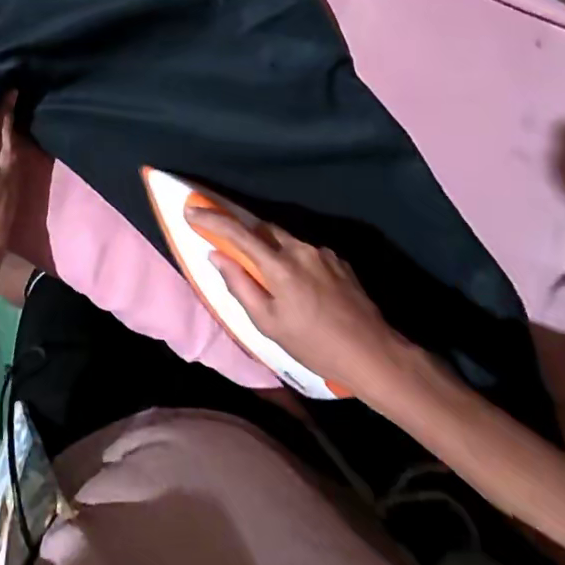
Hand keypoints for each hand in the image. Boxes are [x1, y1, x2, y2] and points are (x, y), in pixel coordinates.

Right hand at [185, 208, 407, 397]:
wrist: (374, 353)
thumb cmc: (314, 344)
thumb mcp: (268, 323)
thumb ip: (240, 285)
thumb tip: (217, 256)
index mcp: (279, 265)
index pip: (238, 233)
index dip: (212, 220)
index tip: (190, 212)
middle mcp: (300, 250)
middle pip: (263, 229)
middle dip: (243, 232)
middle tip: (230, 244)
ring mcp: (323, 253)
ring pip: (285, 239)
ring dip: (269, 246)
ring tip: (267, 271)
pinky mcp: (339, 261)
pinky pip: (305, 251)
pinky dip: (291, 257)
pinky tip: (297, 282)